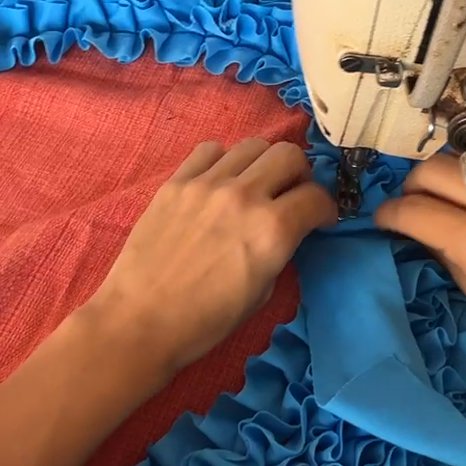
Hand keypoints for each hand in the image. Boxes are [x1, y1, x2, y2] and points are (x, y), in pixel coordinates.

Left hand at [91, 139, 336, 376]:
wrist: (141, 319)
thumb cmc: (205, 321)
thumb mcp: (262, 293)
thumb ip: (279, 250)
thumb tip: (285, 229)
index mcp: (272, 231)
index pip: (316, 197)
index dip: (324, 209)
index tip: (319, 219)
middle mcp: (244, 196)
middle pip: (289, 155)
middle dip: (299, 175)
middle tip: (290, 195)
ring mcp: (207, 183)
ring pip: (252, 145)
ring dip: (263, 163)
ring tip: (254, 185)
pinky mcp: (176, 182)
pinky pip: (210, 150)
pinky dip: (223, 161)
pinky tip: (218, 181)